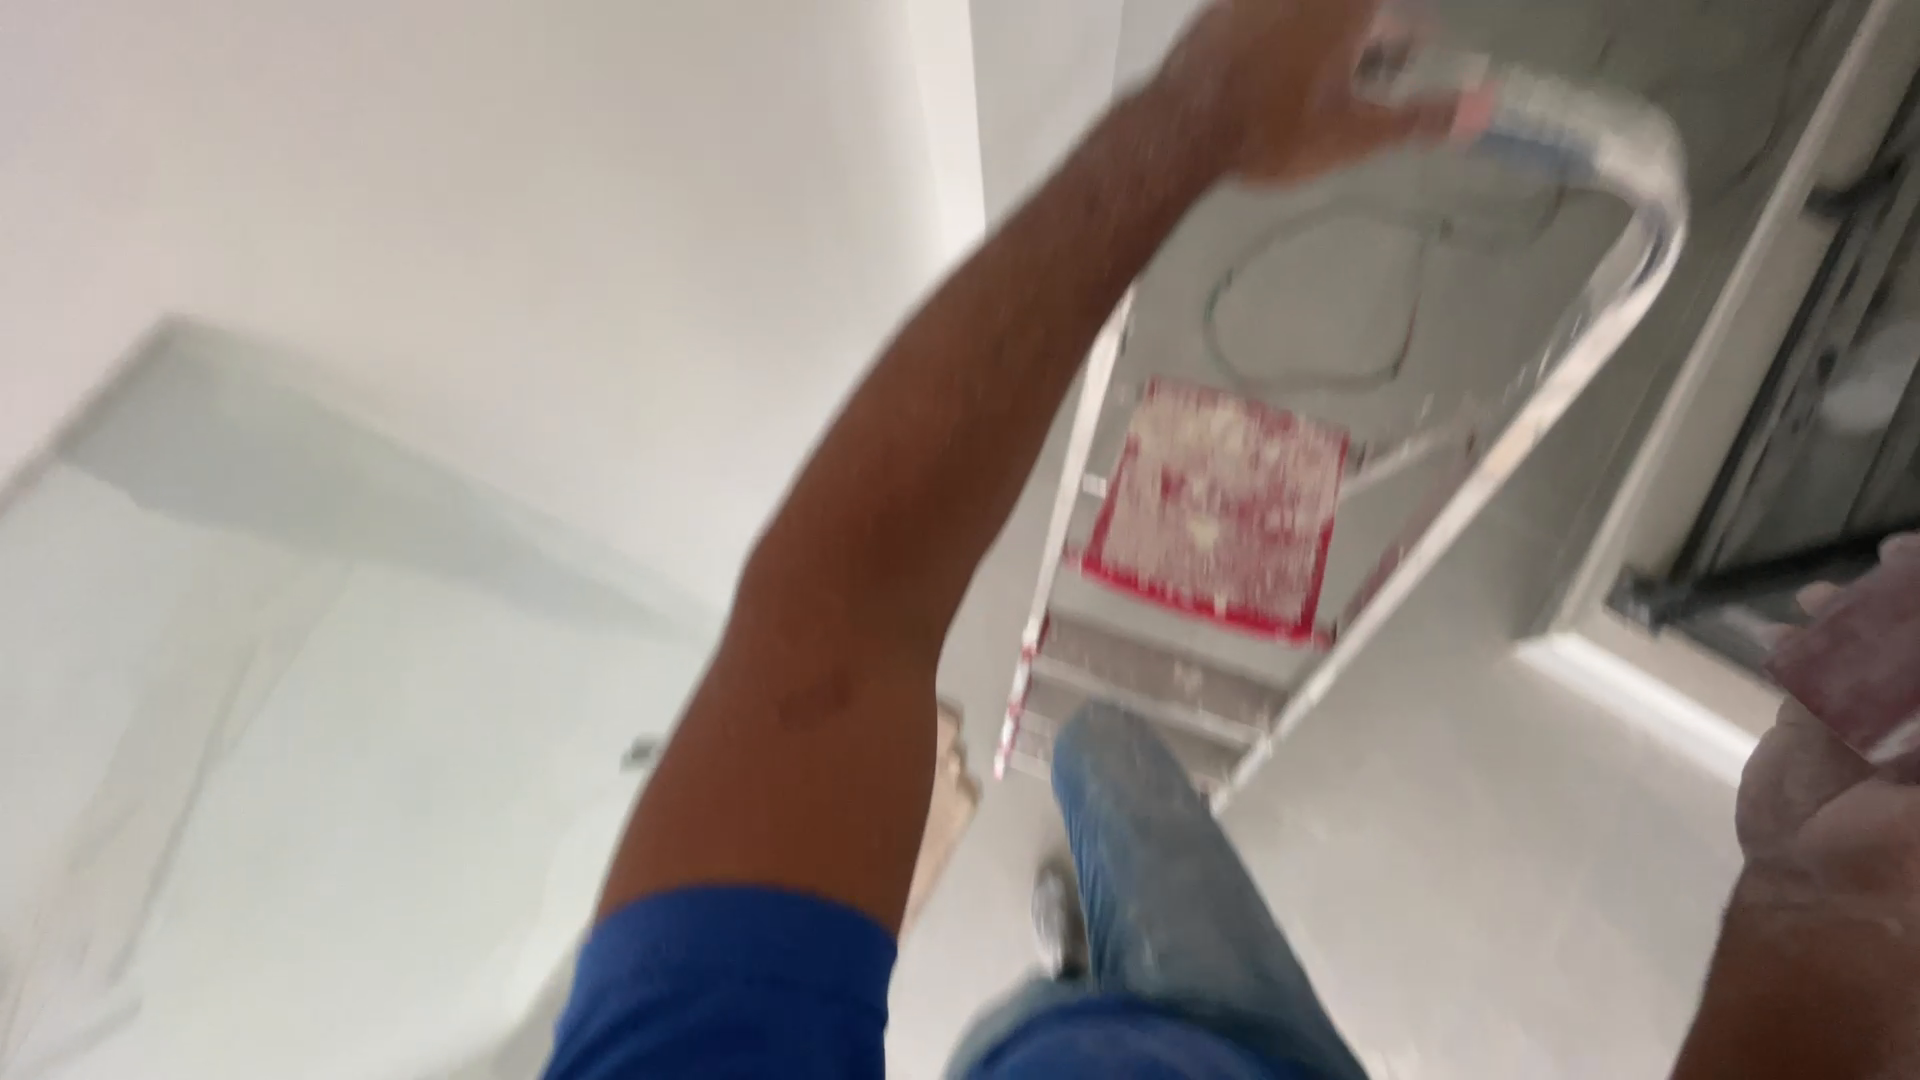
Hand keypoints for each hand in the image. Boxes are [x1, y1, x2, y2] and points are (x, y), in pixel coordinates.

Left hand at [1151, 0, 1463, 184]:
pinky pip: (1261, 20)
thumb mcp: (1352, 134)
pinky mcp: (1216, 14)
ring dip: (1318, 40)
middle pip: (1350, 15)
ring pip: (1302, 15)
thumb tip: (1488, 108)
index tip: (1412, 48)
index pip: (1394, 20)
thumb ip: (1417, 119)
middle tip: (1369, 66)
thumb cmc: (1273, 131)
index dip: (1403, 40)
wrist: (1179, 131)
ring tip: (1317, 78)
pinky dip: (1273, 41)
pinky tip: (1266, 75)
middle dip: (1365, 38)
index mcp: (1350, 2)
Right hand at [1677, 536, 1919, 1078]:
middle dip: (1906, 602)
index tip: (1917, 560)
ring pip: (1870, 656)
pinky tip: (1788, 634)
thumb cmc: (1902, 857)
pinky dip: (1802, 653)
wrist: (1825, 902)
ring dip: (1852, 620)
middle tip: (1890, 560)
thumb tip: (1904, 633)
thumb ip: (1902, 703)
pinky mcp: (1819, 736)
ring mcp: (1878, 728)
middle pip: (1919, 647)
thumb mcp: (1918, 781)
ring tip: (1827, 594)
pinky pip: (1813, 679)